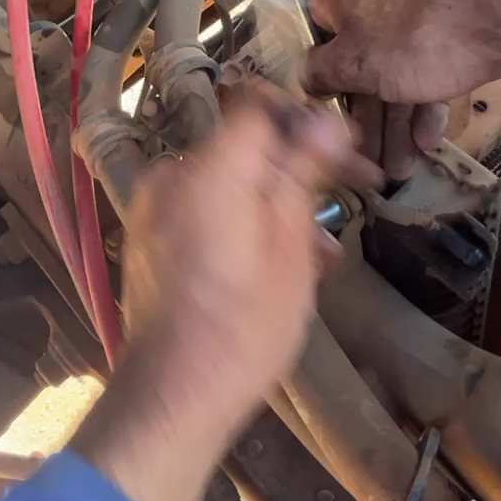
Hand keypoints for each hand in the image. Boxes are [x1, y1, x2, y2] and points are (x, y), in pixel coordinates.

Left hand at [69, 89, 371, 500]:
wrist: (171, 398)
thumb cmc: (245, 326)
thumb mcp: (290, 246)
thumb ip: (302, 171)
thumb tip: (326, 119)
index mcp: (210, 168)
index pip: (258, 102)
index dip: (303, 116)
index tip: (341, 149)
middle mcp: (173, 173)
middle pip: (247, 143)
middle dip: (299, 164)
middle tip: (352, 192)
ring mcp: (154, 204)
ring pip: (230, 177)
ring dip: (275, 197)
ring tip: (320, 247)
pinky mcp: (148, 233)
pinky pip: (205, 203)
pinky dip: (242, 215)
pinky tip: (278, 257)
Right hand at [303, 0, 500, 176]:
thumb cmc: (414, 32)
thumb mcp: (356, 63)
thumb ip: (322, 73)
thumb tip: (306, 75)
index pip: (306, 32)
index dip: (309, 78)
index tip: (318, 119)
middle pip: (355, 58)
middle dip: (363, 117)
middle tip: (367, 165)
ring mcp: (415, 1)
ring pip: (393, 64)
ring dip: (395, 119)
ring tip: (401, 169)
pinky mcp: (453, 18)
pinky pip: (428, 60)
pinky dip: (425, 96)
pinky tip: (430, 139)